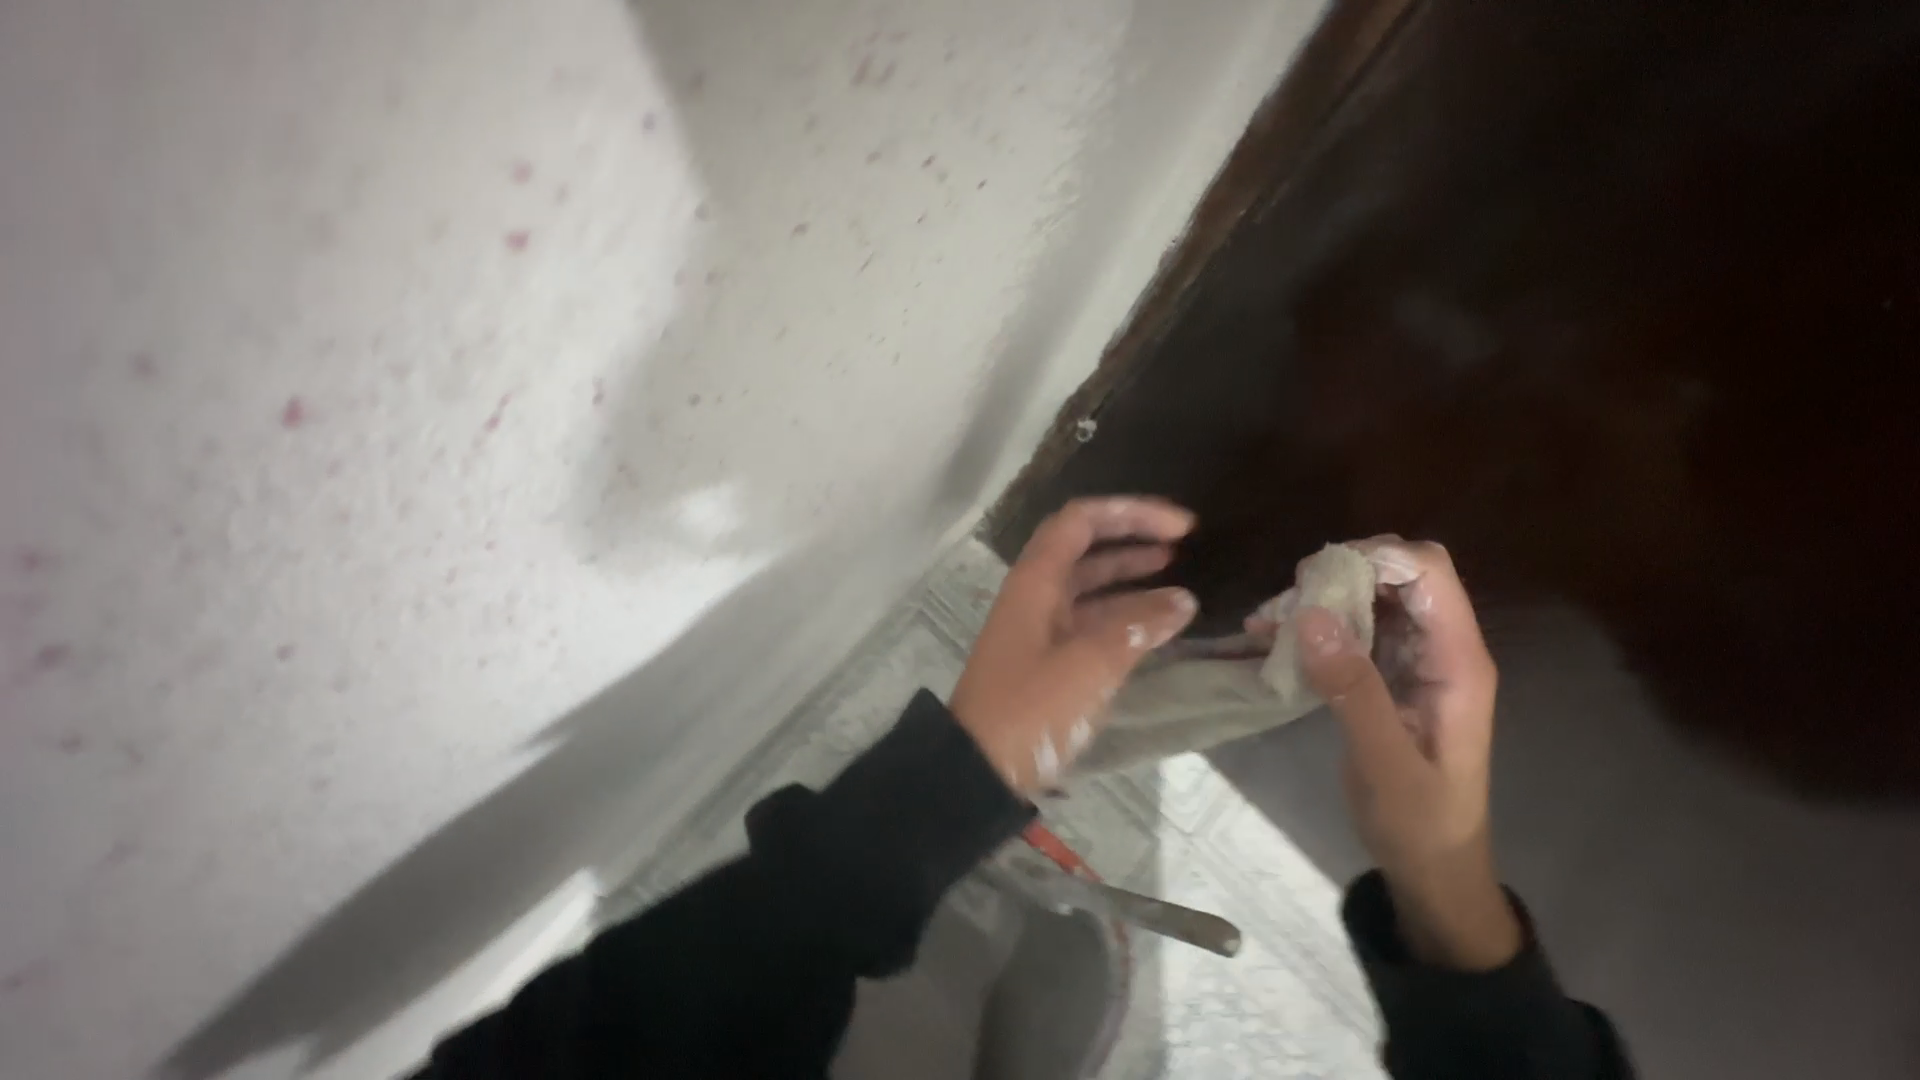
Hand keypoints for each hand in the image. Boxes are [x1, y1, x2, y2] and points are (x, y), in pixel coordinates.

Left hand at [951, 496, 1199, 793]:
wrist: (979, 767)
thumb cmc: (1031, 709)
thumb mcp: (1090, 665)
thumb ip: (1138, 627)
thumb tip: (1182, 599)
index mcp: (1036, 581)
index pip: (1082, 520)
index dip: (1132, 513)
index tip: (1181, 527)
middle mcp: (1035, 593)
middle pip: (1085, 546)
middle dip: (1133, 538)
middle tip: (1185, 543)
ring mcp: (1039, 625)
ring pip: (1089, 585)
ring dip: (1129, 576)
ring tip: (1177, 577)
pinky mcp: (1046, 657)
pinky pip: (1089, 619)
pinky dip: (1122, 614)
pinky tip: (1154, 625)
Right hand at [1295, 537, 1520, 970]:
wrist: (1431, 869)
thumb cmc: (1419, 820)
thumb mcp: (1384, 760)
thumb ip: (1352, 687)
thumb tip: (1310, 613)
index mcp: (1457, 661)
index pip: (1429, 572)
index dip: (1377, 556)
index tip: (1315, 577)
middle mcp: (1439, 648)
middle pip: (1399, 573)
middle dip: (1343, 571)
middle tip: (1289, 599)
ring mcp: (1413, 661)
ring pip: (1371, 597)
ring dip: (1322, 597)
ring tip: (1269, 619)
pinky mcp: (1386, 675)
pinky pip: (1353, 628)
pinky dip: (1316, 624)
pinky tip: (1273, 637)